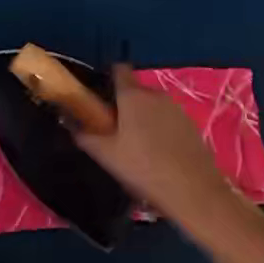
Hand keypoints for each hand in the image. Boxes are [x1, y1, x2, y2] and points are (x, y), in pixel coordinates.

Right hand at [75, 63, 245, 234]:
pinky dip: (159, 130)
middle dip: (123, 105)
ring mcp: (177, 109)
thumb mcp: (106, 155)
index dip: (107, 78)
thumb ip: (85, 135)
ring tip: (135, 147)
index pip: (119, 69)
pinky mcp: (191, 125)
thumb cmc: (143, 168)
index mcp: (133, 95)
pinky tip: (157, 155)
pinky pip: (168, 120)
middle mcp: (156, 94)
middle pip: (134, 90)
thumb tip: (70, 122)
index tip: (99, 99)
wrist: (194, 192)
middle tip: (113, 131)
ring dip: (142, 118)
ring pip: (152, 106)